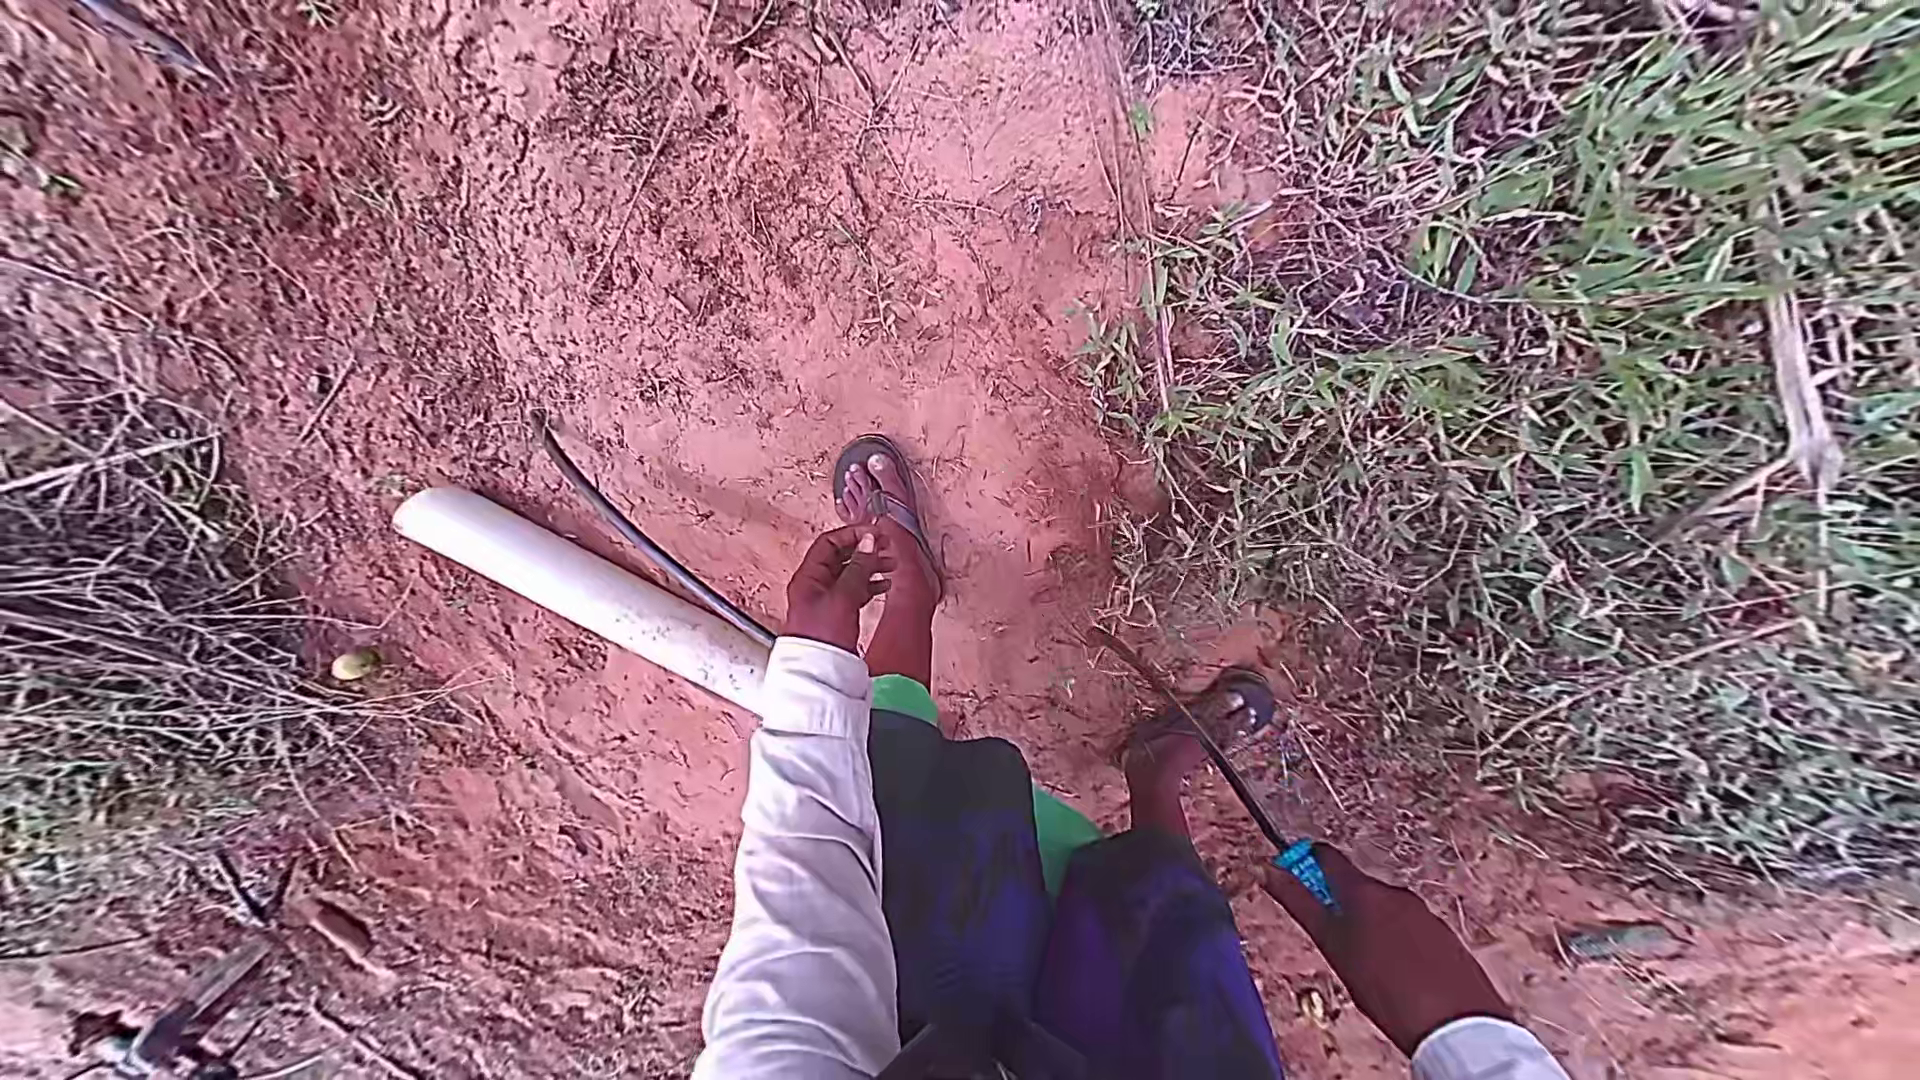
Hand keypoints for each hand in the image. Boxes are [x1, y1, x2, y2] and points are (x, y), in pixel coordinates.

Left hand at [783, 525, 893, 652]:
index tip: (875, 533)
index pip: (829, 543)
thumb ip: (857, 568)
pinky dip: (869, 584)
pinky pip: (854, 591)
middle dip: (864, 550)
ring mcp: (825, 601)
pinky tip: (883, 584)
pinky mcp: (836, 615)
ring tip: (891, 564)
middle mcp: (814, 586)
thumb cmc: (822, 637)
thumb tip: (868, 542)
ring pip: (849, 574)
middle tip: (886, 546)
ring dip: (870, 566)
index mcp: (808, 577)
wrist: (819, 673)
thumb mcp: (843, 597)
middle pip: (840, 557)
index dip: (852, 535)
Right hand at [1260, 844, 1511, 1055]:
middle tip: (1331, 936)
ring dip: (1370, 924)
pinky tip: (1397, 973)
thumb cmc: (1387, 988)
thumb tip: (1267, 870)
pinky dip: (1398, 941)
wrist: (1460, 1032)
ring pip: (1384, 909)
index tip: (1295, 879)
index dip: (1305, 862)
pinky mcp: (1448, 940)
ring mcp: (1425, 915)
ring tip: (1366, 962)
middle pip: (1355, 885)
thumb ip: (1297, 901)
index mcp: (1362, 889)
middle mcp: (1395, 893)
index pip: (1324, 855)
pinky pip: (1412, 929)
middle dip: (1339, 903)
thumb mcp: (1330, 944)